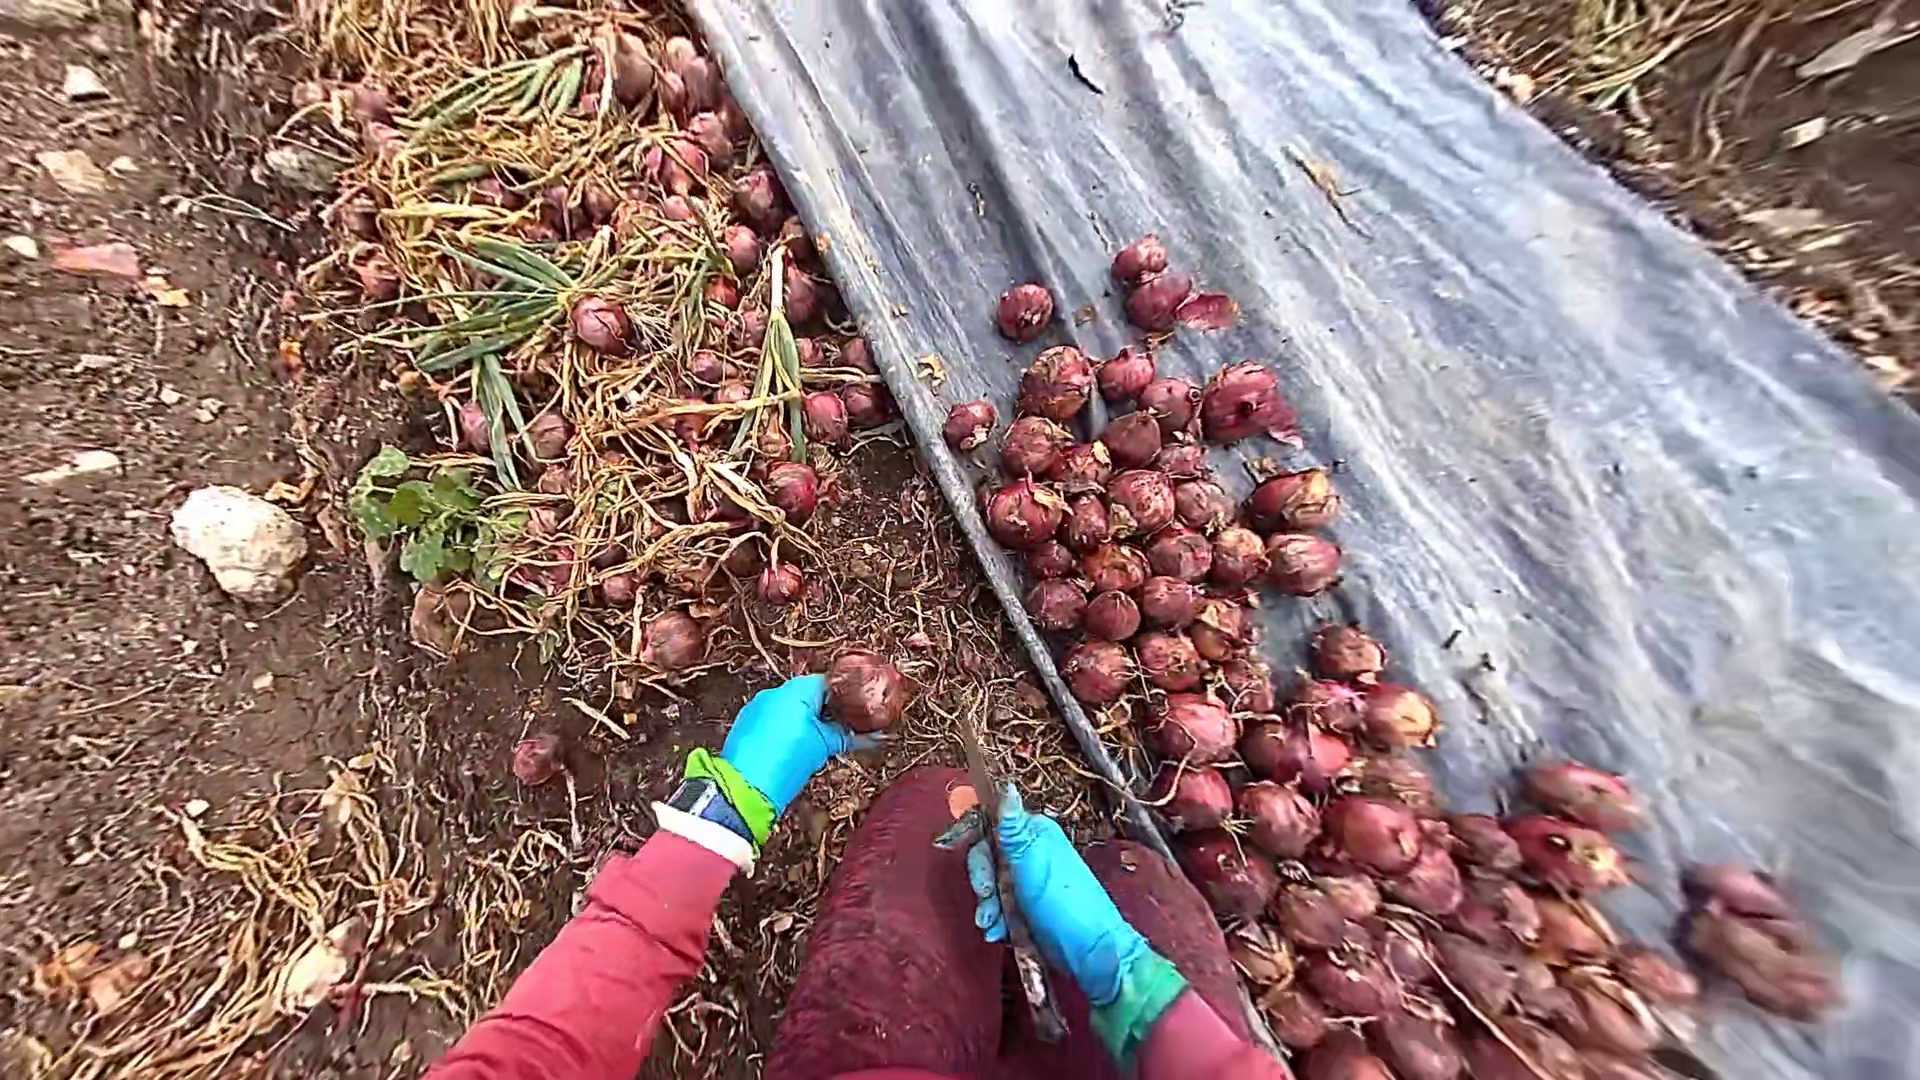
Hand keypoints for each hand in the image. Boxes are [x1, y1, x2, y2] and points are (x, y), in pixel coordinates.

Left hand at [721, 674, 874, 811]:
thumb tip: (872, 736)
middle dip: (825, 712)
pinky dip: (786, 729)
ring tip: (817, 743)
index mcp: (797, 689)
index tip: (855, 713)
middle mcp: (776, 692)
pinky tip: (794, 748)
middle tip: (840, 730)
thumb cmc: (785, 762)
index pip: (829, 683)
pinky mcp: (746, 723)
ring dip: (806, 721)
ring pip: (791, 707)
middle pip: (810, 694)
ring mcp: (758, 706)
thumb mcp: (824, 745)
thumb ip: (847, 735)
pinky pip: (773, 719)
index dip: (845, 698)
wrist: (744, 790)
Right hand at [967, 786, 1151, 1006]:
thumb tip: (1005, 783)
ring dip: (987, 905)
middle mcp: (1029, 853)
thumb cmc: (1061, 898)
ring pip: (992, 885)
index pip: (992, 824)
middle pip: (988, 856)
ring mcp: (1028, 883)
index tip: (968, 855)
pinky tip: (998, 933)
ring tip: (991, 924)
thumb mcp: (1030, 857)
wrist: (1089, 952)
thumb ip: (1012, 823)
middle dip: (982, 879)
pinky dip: (997, 921)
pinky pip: (1001, 909)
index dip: (977, 839)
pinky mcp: (1028, 911)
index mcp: (1033, 833)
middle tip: (986, 897)